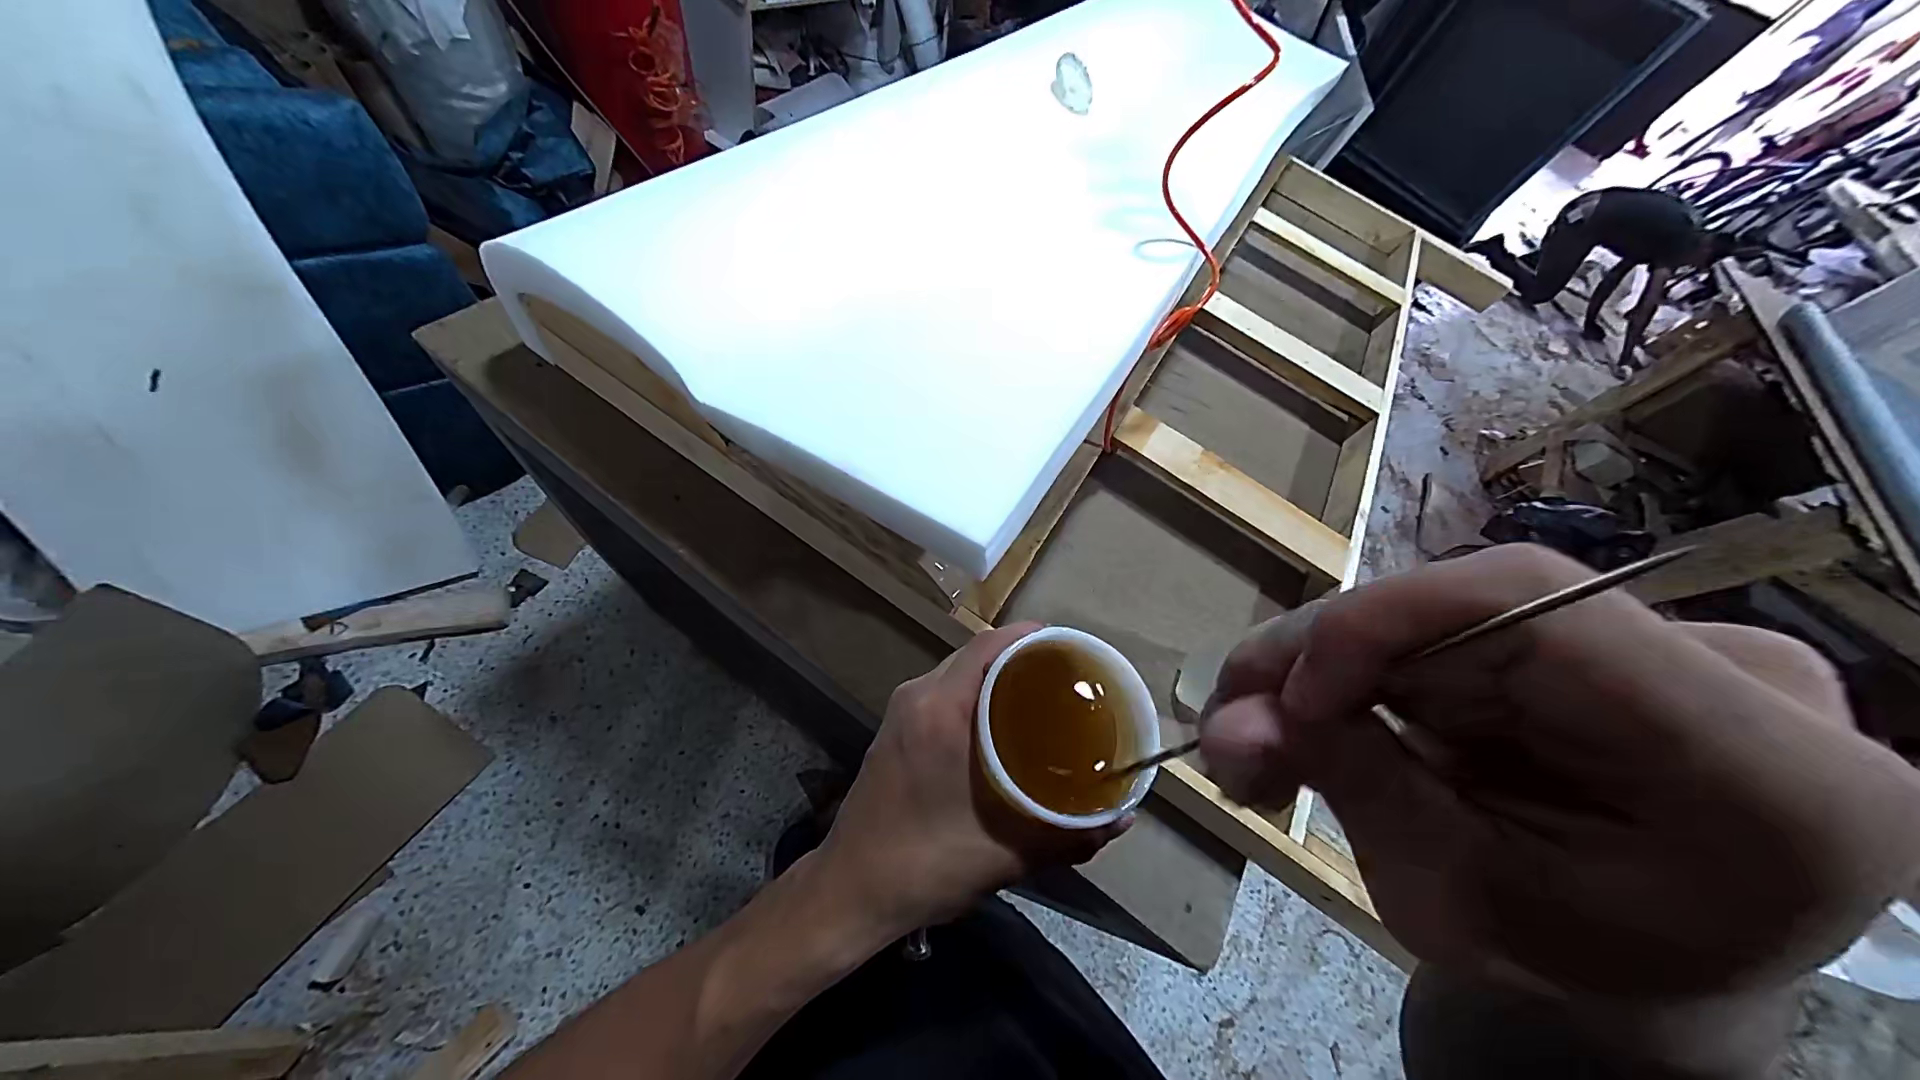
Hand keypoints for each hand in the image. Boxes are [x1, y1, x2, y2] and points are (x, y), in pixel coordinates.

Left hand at [813, 622, 1129, 935]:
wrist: (851, 890)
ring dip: (996, 678)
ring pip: (958, 674)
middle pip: (975, 655)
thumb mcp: (1007, 853)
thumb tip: (1121, 818)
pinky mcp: (893, 729)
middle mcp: (917, 697)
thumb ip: (1068, 834)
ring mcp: (900, 712)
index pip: (988, 646)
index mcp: (940, 709)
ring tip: (1040, 701)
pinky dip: (973, 696)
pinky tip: (999, 726)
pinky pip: (942, 693)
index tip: (1071, 652)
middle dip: (1021, 660)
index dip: (1031, 638)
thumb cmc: (927, 865)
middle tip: (1065, 682)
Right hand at [1200, 545, 1919, 998]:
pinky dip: (1356, 676)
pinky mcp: (1579, 643)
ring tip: (1258, 745)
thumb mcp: (1453, 899)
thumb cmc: (1569, 971)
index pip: (1530, 605)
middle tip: (1232, 727)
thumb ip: (1350, 788)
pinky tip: (1314, 724)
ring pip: (1428, 615)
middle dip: (1319, 662)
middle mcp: (1720, 673)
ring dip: (1322, 674)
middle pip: (1456, 608)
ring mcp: (1647, 645)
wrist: (1633, 979)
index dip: (1375, 623)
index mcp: (1756, 766)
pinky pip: (1434, 631)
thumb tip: (1225, 725)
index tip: (1284, 696)